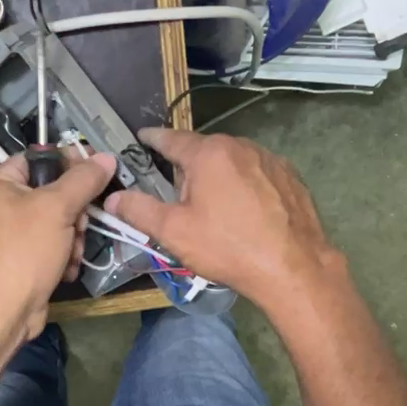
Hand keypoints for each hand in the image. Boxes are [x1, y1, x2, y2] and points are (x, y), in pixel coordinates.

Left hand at [0, 151, 116, 339]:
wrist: (3, 311)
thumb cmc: (23, 251)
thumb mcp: (58, 208)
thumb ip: (83, 179)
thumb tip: (106, 158)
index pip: (36, 159)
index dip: (69, 165)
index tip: (97, 174)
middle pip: (48, 193)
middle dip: (73, 213)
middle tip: (80, 226)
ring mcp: (2, 235)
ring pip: (52, 222)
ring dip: (71, 237)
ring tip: (72, 253)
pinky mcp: (14, 259)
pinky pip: (45, 245)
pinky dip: (60, 255)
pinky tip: (65, 269)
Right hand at [103, 128, 344, 317]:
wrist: (293, 267)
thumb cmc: (227, 246)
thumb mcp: (173, 232)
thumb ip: (139, 210)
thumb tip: (113, 198)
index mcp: (208, 154)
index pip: (171, 138)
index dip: (152, 139)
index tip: (141, 138)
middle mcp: (240, 146)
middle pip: (203, 150)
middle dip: (187, 167)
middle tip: (176, 196)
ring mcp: (269, 159)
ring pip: (231, 161)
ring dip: (217, 176)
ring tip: (212, 208)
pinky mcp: (290, 177)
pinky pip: (256, 173)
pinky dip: (243, 185)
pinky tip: (243, 212)